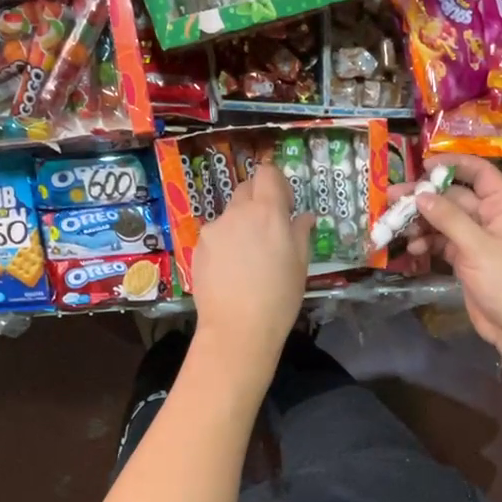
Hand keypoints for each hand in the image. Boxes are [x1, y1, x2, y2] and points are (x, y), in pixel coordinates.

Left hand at [192, 155, 312, 359]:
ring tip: (248, 260)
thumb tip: (303, 216)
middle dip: (258, 203)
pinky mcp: (198, 247)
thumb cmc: (279, 297)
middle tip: (268, 234)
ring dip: (240, 226)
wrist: (237, 328)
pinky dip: (225, 245)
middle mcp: (237, 212)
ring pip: (230, 215)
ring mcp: (213, 229)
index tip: (284, 207)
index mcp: (267, 212)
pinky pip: (216, 236)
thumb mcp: (300, 264)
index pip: (267, 173)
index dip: (277, 184)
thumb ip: (300, 233)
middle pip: (246, 189)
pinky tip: (230, 272)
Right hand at [389, 153, 501, 355]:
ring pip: (444, 220)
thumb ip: (449, 219)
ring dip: (421, 222)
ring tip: (396, 227)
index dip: (453, 164)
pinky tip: (412, 249)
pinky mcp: (466, 259)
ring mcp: (477, 239)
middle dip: (425, 198)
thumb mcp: (477, 247)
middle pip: (454, 197)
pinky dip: (427, 242)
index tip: (424, 165)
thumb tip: (421, 195)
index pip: (479, 173)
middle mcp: (489, 217)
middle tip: (393, 198)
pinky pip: (442, 242)